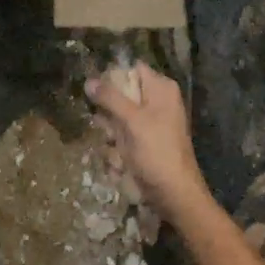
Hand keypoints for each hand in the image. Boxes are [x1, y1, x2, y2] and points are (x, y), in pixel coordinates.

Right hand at [86, 63, 211, 222]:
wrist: (175, 195)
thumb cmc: (157, 152)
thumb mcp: (133, 121)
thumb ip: (110, 98)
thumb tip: (89, 80)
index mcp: (161, 89)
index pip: (132, 69)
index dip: (112, 77)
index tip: (95, 90)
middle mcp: (157, 101)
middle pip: (122, 93)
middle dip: (109, 111)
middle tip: (106, 126)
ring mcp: (150, 122)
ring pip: (118, 116)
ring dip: (111, 131)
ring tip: (115, 146)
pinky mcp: (144, 141)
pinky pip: (122, 134)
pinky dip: (117, 145)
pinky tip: (119, 159)